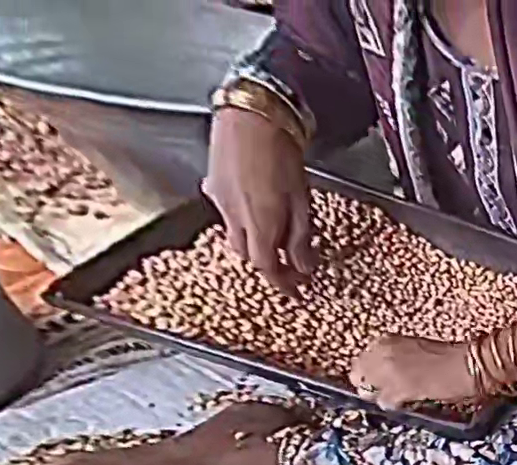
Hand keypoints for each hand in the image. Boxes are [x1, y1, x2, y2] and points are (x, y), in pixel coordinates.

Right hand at [203, 108, 315, 296]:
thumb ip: (300, 239)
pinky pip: (228, 215)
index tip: (297, 293)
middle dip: (270, 266)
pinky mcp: (212, 184)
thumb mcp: (302, 205)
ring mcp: (218, 198)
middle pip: (248, 254)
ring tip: (281, 245)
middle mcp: (232, 213)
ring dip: (257, 246)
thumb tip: (304, 268)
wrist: (251, 118)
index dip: (282, 284)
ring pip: (235, 236)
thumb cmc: (282, 159)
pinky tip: (262, 218)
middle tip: (293, 269)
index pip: (266, 266)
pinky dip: (246, 225)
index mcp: (258, 222)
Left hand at [350, 335, 475, 407]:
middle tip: (381, 392)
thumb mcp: (417, 348)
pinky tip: (404, 405)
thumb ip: (399, 356)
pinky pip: (386, 402)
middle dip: (369, 384)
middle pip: (359, 375)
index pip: (362, 359)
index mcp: (386, 341)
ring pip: (368, 391)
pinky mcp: (399, 391)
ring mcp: (387, 374)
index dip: (370, 371)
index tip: (377, 378)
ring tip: (394, 400)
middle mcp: (380, 355)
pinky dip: (394, 405)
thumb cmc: (451, 356)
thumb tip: (394, 370)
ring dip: (380, 396)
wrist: (467, 365)